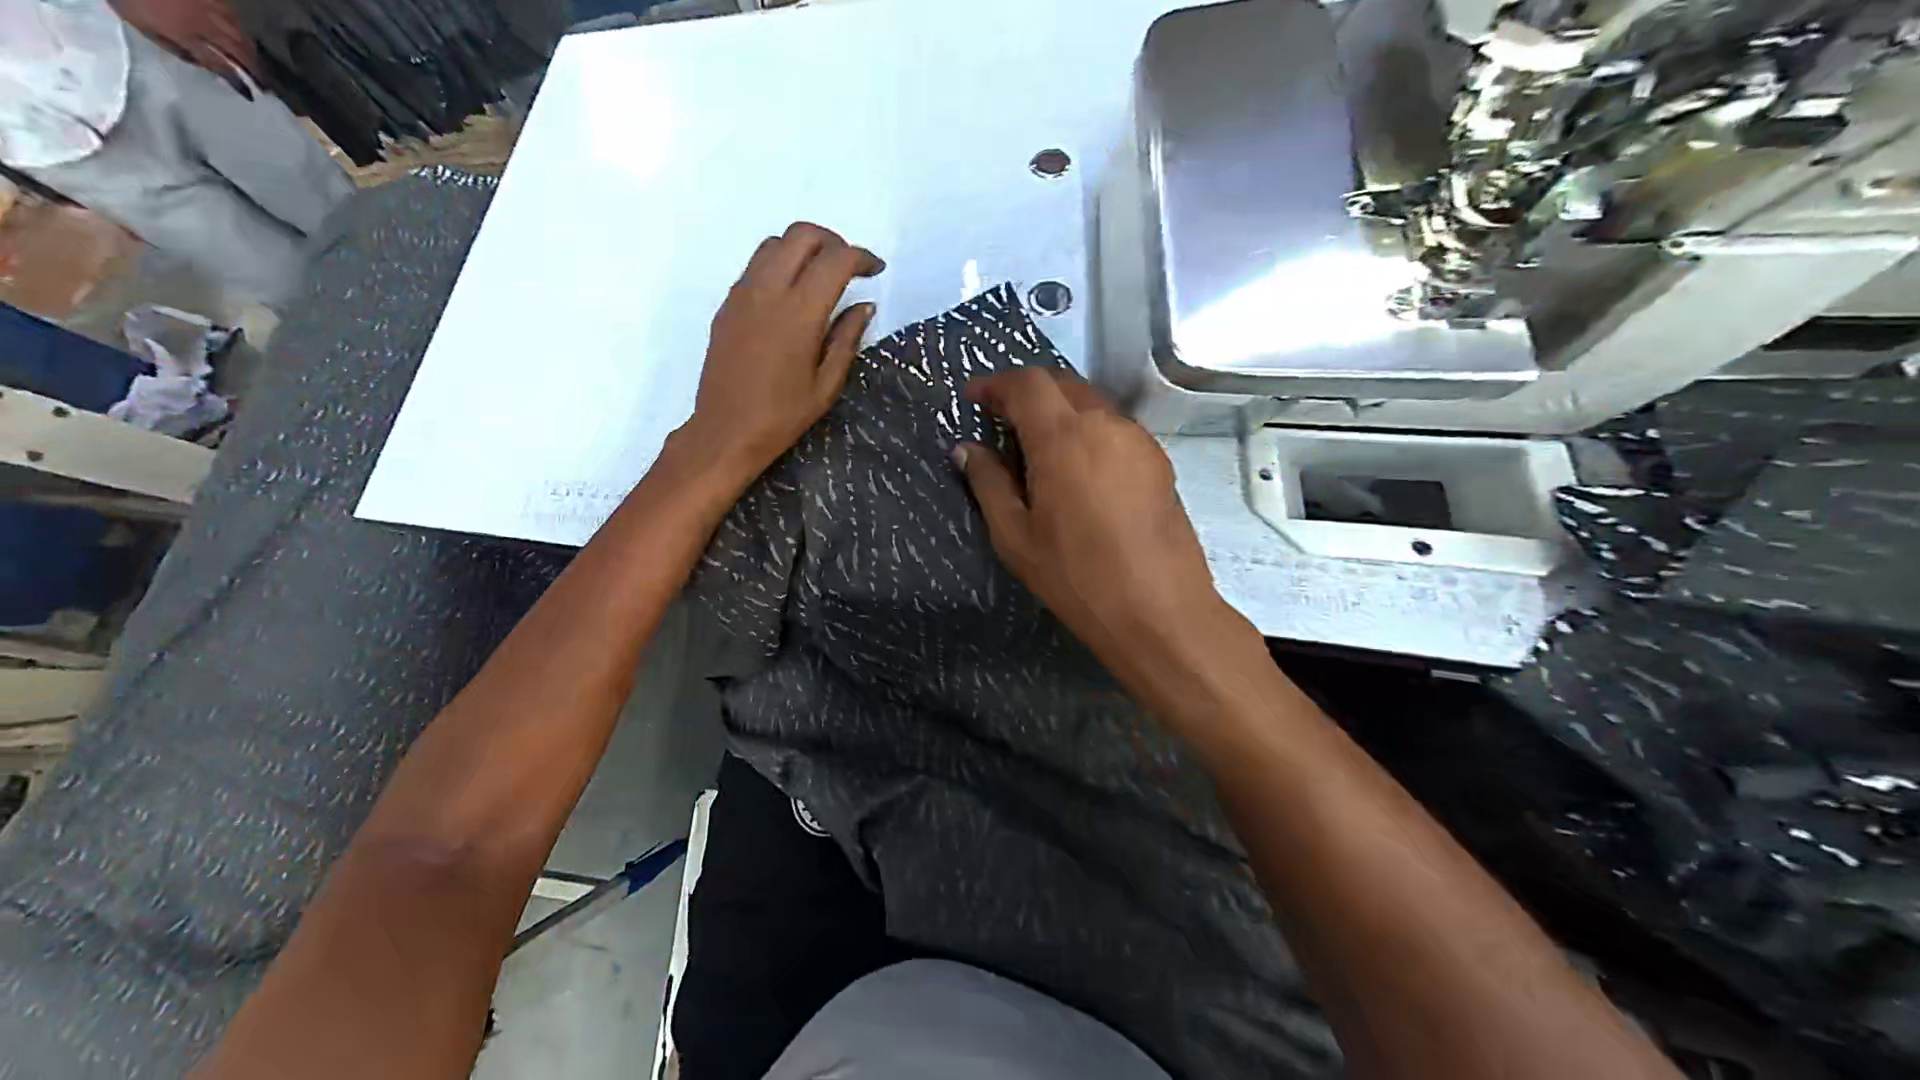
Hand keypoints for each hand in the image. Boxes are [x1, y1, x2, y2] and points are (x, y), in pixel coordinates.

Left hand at [112, 0, 259, 79]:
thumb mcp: (139, 24)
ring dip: (252, 53)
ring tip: (257, 63)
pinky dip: (241, 30)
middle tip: (264, 85)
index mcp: (186, 35)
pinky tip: (242, 35)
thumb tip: (199, 62)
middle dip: (255, 72)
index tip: (248, 93)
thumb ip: (171, 46)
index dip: (236, 81)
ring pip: (242, 36)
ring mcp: (211, 8)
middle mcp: (205, 25)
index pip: (220, 65)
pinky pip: (234, 16)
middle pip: (239, 54)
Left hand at [675, 222, 882, 488]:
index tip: (876, 271)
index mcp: (799, 314)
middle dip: (833, 242)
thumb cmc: (782, 416)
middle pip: (802, 235)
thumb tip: (864, 306)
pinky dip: (780, 264)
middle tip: (850, 267)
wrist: (725, 431)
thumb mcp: (827, 384)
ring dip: (804, 248)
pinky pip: (756, 265)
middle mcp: (768, 292)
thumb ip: (847, 338)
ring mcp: (742, 294)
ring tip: (821, 276)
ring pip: (775, 243)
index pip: (836, 260)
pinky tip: (792, 294)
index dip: (861, 257)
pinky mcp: (727, 304)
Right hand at [954, 369, 1233, 677]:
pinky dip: (1088, 433)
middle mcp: (1106, 425)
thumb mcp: (1016, 537)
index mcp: (1064, 438)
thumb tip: (967, 449)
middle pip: (1062, 385)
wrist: (1158, 610)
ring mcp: (1139, 441)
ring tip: (1038, 450)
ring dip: (1060, 413)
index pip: (1027, 384)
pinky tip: (1078, 471)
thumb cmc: (1077, 577)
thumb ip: (988, 484)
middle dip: (1028, 393)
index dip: (995, 383)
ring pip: (1092, 406)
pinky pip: (1115, 430)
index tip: (973, 398)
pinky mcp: (1159, 461)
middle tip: (1001, 421)